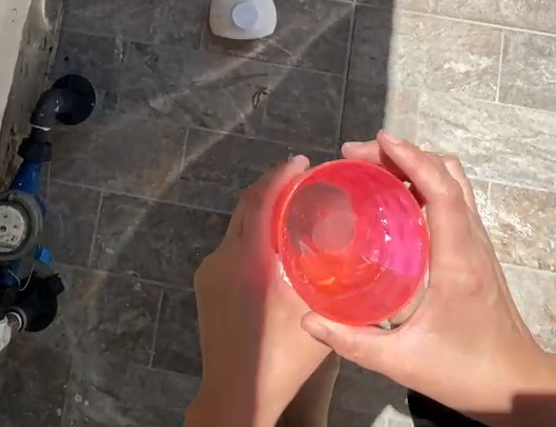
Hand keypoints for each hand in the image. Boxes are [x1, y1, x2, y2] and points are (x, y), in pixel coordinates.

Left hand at [187, 155, 335, 426]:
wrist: (236, 395)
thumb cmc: (282, 358)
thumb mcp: (316, 314)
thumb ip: (331, 279)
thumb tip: (351, 248)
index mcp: (251, 259)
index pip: (262, 199)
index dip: (281, 174)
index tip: (301, 162)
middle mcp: (224, 256)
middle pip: (247, 206)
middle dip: (272, 186)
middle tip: (299, 179)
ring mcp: (210, 269)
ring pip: (237, 226)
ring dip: (261, 211)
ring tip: (289, 210)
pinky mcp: (204, 283)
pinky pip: (230, 247)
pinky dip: (250, 236)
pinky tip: (271, 249)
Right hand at [297, 133, 555, 416]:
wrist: (521, 386)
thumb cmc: (466, 374)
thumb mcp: (405, 363)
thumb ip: (354, 343)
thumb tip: (309, 319)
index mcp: (458, 260)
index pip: (442, 190)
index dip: (412, 158)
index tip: (378, 140)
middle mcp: (472, 241)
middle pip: (445, 173)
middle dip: (403, 153)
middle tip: (357, 155)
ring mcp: (479, 241)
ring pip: (454, 179)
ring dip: (416, 161)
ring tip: (375, 165)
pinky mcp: (478, 246)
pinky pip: (454, 194)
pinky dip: (426, 178)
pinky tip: (396, 193)